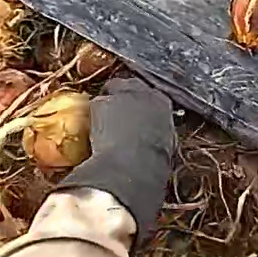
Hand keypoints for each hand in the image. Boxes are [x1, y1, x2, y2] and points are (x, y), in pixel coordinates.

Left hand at [56, 77, 175, 238]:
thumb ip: (159, 133)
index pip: (152, 96)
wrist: (132, 169)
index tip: (136, 117)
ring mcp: (121, 95)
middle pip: (131, 87)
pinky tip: (92, 130)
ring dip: (108, 103)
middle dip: (124, 98)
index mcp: (164, 104)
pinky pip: (96, 104)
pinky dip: (94, 115)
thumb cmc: (153, 164)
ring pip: (112, 90)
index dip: (142, 106)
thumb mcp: (165, 146)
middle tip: (117, 117)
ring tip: (103, 123)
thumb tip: (155, 137)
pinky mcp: (100, 102)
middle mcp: (145, 93)